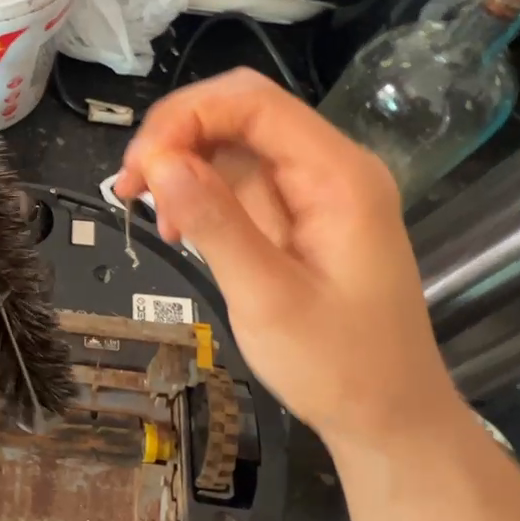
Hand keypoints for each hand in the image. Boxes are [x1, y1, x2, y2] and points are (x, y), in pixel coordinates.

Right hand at [115, 70, 464, 447]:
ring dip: (178, 162)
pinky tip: (173, 226)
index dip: (185, 118)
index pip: (253, 104)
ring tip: (141, 207)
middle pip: (239, 111)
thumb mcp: (268, 299)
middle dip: (175, 135)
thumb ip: (217, 224)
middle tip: (131, 184)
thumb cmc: (338, 366)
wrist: (388, 415)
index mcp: (338, 177)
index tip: (139, 168)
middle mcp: (326, 168)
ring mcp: (309, 190)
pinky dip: (193, 190)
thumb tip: (160, 163)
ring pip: (230, 141)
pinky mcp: (291, 214)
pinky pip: (233, 178)